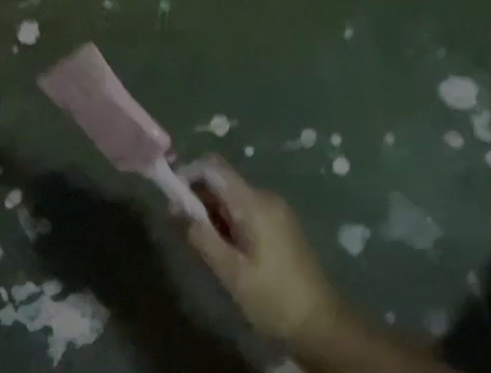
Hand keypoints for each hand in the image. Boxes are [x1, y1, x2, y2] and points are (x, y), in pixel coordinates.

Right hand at [180, 156, 345, 347]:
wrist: (319, 324)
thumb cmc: (272, 297)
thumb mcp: (230, 271)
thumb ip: (201, 236)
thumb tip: (174, 206)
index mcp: (253, 203)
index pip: (213, 167)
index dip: (187, 174)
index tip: (171, 198)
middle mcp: (265, 197)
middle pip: (222, 181)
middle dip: (197, 198)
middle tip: (181, 228)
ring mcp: (274, 210)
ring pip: (232, 197)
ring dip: (212, 213)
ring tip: (203, 245)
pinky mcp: (279, 225)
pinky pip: (245, 210)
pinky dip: (227, 221)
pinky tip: (224, 250)